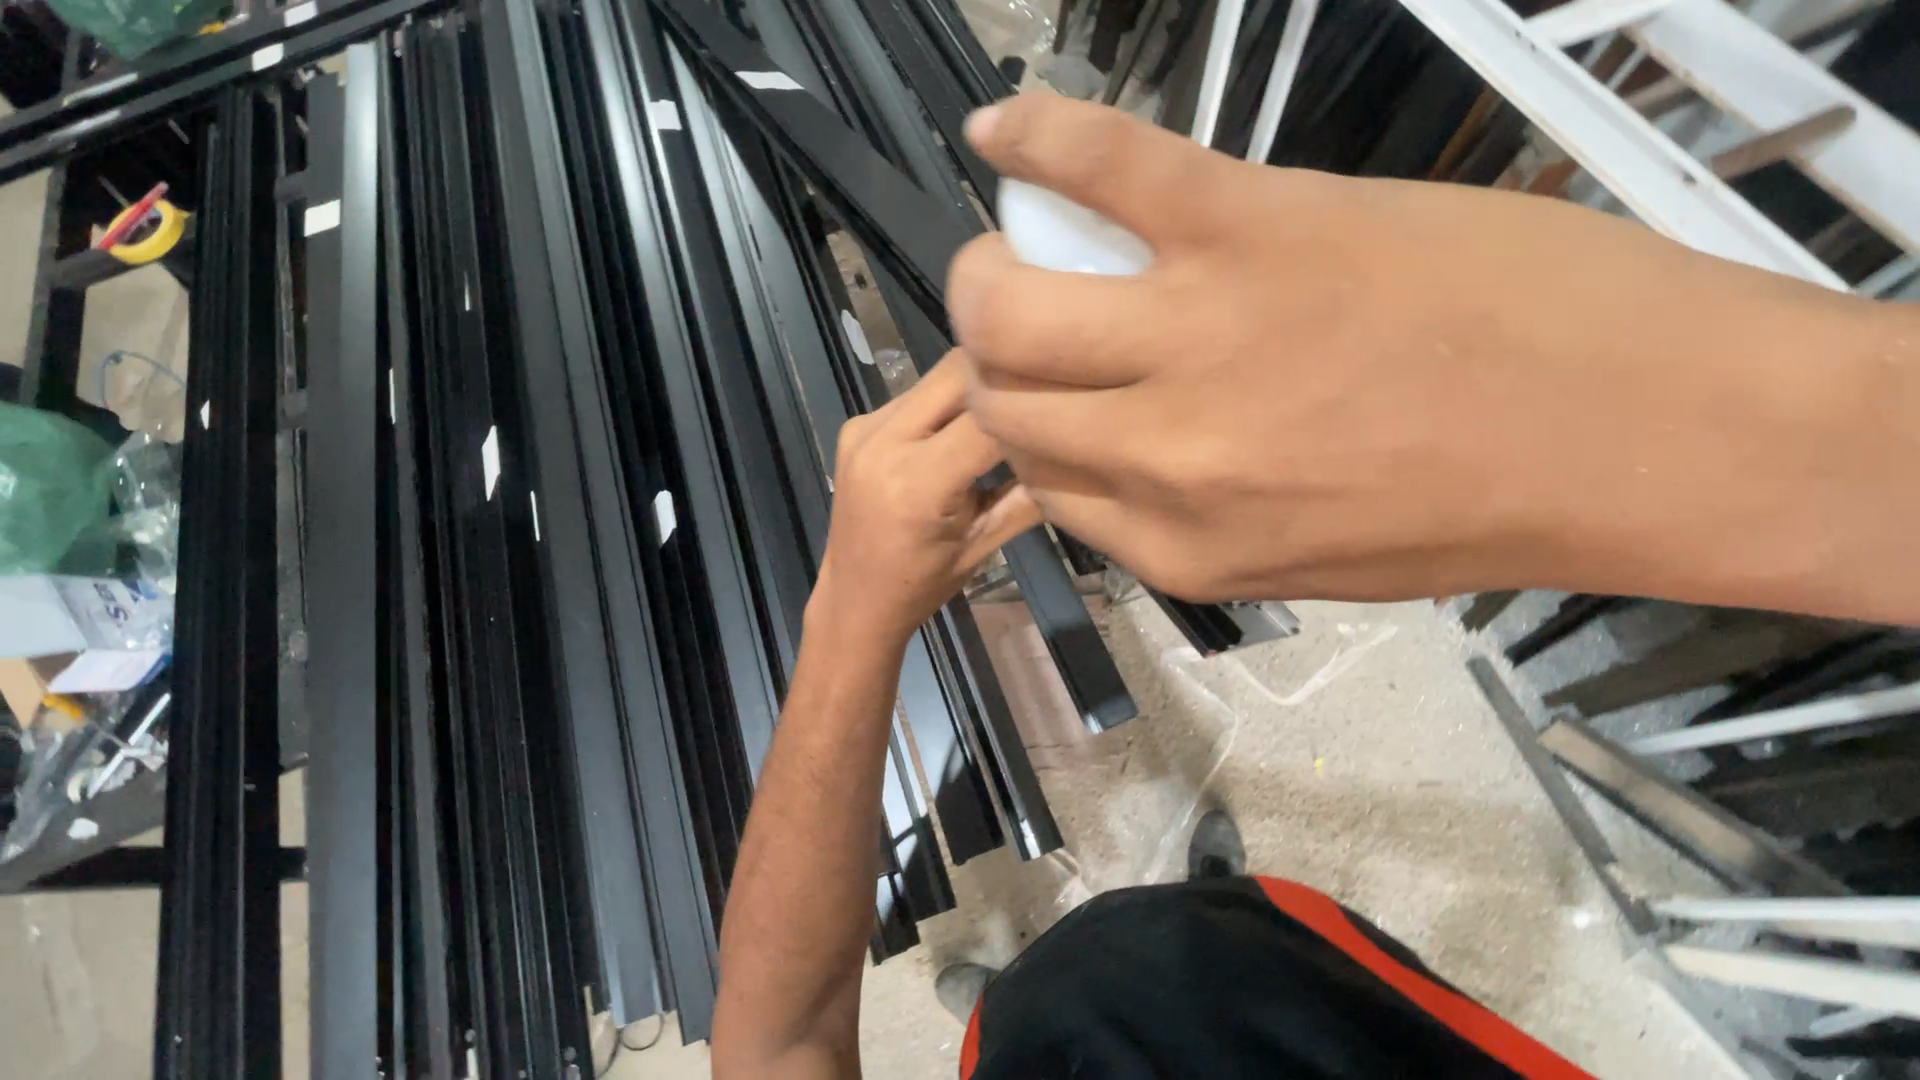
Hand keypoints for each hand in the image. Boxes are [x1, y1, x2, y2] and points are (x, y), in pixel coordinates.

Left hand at [813, 356, 1042, 643]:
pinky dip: (947, 403)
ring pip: (936, 376)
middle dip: (1004, 377)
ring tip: (1009, 409)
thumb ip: (1029, 497)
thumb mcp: (984, 546)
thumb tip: (1079, 455)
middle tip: (1043, 392)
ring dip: (976, 385)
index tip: (1067, 404)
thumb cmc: (922, 585)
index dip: (1031, 405)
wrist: (853, 601)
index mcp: (917, 482)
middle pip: (958, 372)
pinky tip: (963, 429)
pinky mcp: (856, 425)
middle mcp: (883, 442)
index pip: (988, 417)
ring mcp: (863, 429)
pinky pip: (914, 395)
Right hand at [948, 95, 1917, 617]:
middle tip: (1024, 320)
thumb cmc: (1470, 508)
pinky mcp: (1250, 224)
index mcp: (1174, 543)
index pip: (1035, 478)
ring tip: (1016, 249)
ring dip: (987, 275)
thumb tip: (1105, 453)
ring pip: (1008, 301)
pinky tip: (999, 134)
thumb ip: (1178, 516)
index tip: (1051, 396)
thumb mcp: (1293, 557)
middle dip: (993, 357)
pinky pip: (1101, 168)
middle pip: (1000, 396)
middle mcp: (1159, 454)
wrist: (1644, 433)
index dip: (1030, 431)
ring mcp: (1195, 334)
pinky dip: (1035, 139)